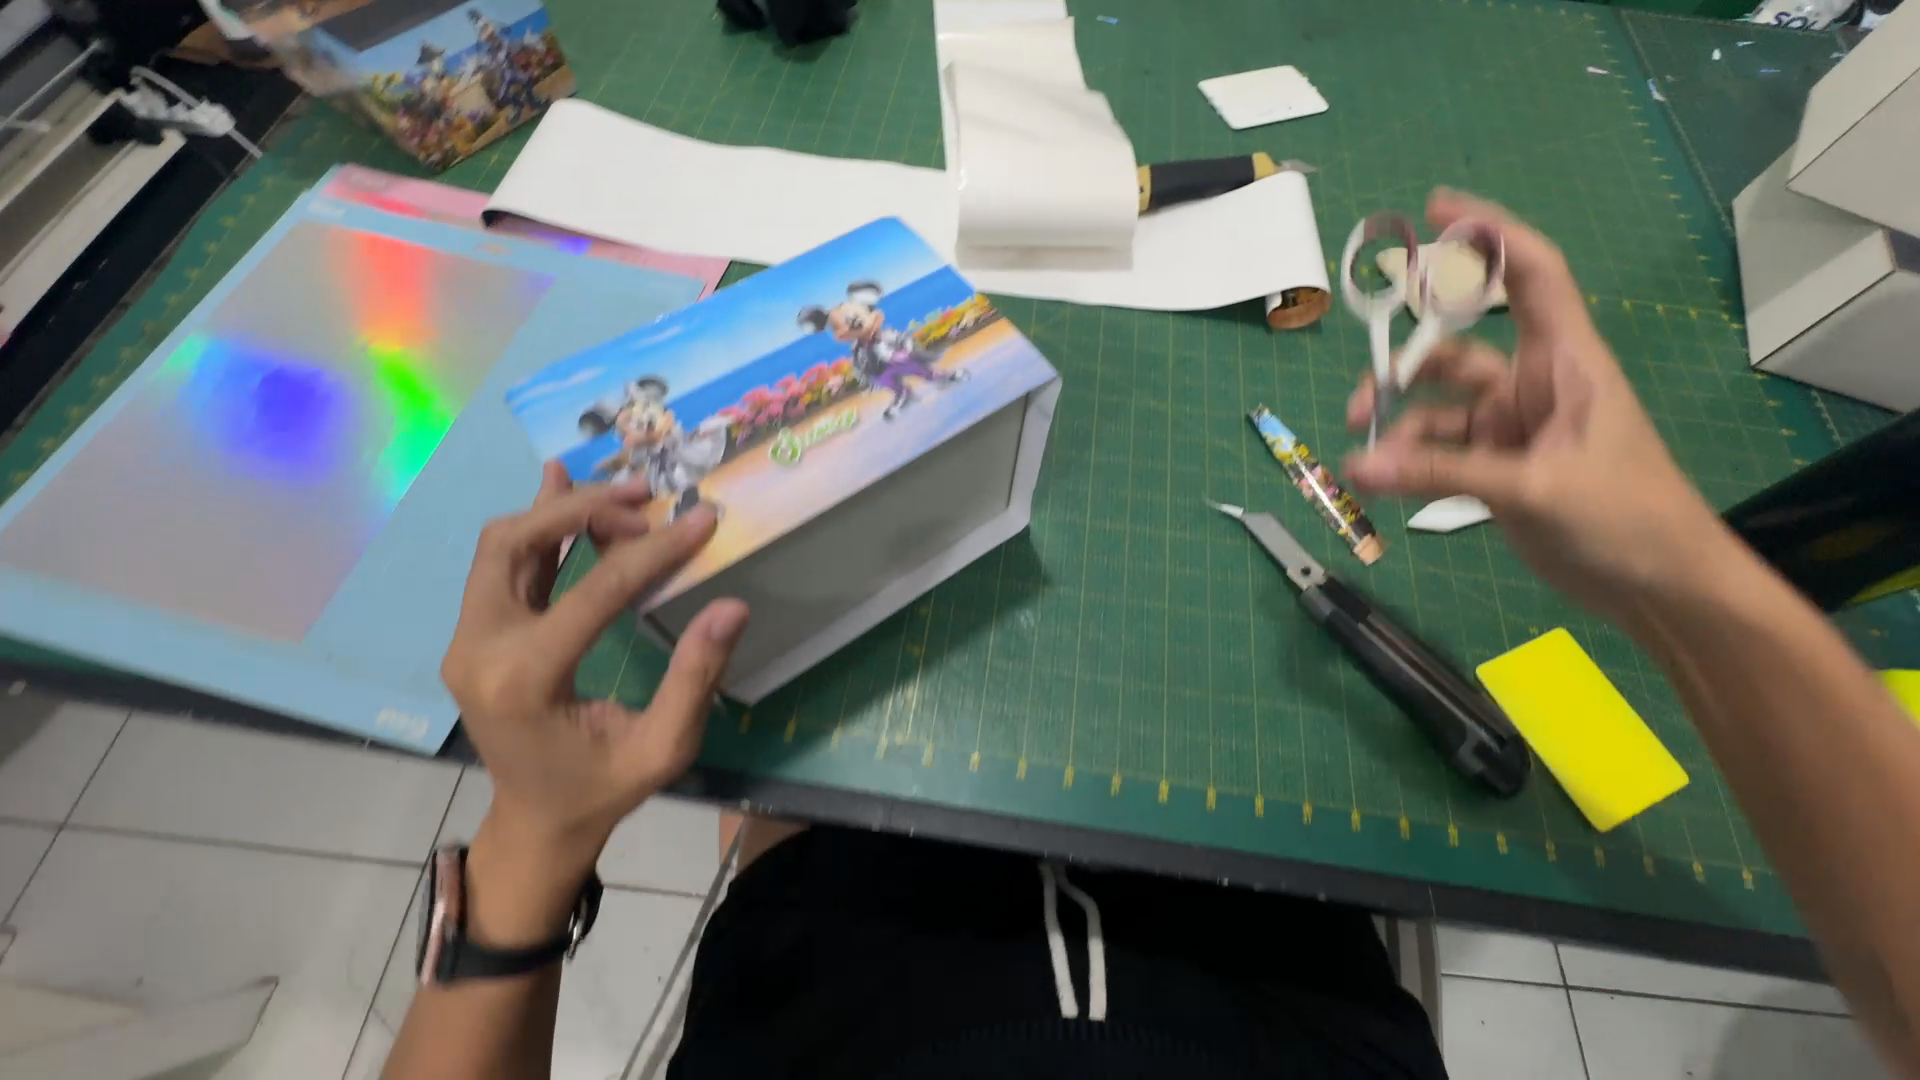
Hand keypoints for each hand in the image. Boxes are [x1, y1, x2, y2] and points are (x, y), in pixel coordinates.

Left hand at [441, 463, 749, 867]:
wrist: (537, 821)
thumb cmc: (603, 789)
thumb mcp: (664, 747)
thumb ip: (695, 677)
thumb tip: (732, 607)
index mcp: (526, 680)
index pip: (595, 592)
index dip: (654, 552)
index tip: (702, 520)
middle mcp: (481, 650)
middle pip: (518, 543)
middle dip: (586, 509)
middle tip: (649, 501)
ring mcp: (469, 640)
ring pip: (502, 544)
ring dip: (560, 510)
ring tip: (625, 495)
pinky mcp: (475, 636)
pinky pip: (498, 564)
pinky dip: (537, 525)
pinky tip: (558, 482)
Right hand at [1343, 189, 1731, 619]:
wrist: (1654, 585)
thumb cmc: (1626, 516)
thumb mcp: (1534, 486)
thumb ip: (1441, 473)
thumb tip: (1356, 465)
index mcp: (1565, 362)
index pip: (1529, 277)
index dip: (1488, 236)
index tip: (1434, 211)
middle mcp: (1530, 385)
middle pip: (1454, 351)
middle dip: (1404, 368)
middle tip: (1363, 396)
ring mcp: (1506, 428)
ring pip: (1433, 408)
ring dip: (1396, 429)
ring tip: (1364, 461)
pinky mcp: (1490, 468)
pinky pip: (1433, 453)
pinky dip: (1405, 465)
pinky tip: (1382, 486)